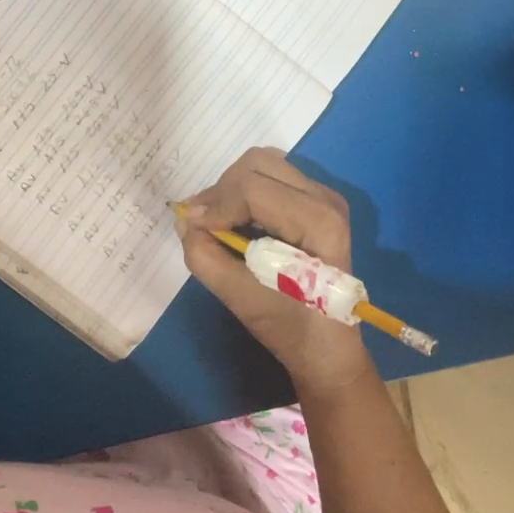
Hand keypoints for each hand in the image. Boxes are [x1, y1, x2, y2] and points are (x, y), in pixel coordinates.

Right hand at [176, 148, 374, 397]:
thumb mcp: (240, 297)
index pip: (252, 189)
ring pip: (264, 165)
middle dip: (222, 190)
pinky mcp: (316, 202)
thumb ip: (205, 257)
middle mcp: (325, 199)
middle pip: (258, 164)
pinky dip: (245, 192)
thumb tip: (185, 222)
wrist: (328, 348)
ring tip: (215, 221)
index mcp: (317, 223)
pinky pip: (272, 179)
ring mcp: (324, 197)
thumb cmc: (289, 326)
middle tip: (201, 222)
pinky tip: (235, 222)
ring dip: (232, 189)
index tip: (192, 228)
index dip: (215, 204)